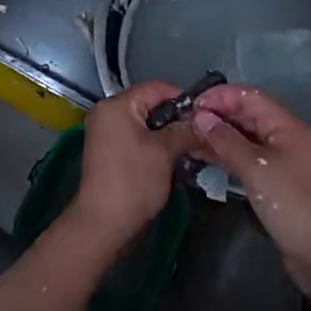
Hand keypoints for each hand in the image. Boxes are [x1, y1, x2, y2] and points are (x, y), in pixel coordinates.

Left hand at [66, 81, 193, 247]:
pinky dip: (154, 143)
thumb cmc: (134, 181)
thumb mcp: (164, 152)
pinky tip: (175, 157)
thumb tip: (204, 121)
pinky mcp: (108, 149)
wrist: (104, 221)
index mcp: (117, 105)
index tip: (206, 113)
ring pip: (144, 123)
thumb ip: (185, 131)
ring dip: (168, 133)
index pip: (155, 88)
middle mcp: (107, 112)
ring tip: (194, 146)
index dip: (183, 98)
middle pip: (149, 104)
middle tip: (203, 132)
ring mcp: (105, 131)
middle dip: (177, 118)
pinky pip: (136, 137)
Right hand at [190, 85, 310, 294]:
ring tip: (187, 144)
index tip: (188, 107)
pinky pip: (248, 163)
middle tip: (182, 126)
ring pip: (245, 141)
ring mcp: (284, 164)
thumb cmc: (296, 207)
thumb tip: (200, 116)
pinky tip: (205, 163)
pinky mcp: (279, 187)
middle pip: (247, 116)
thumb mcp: (257, 169)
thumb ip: (226, 141)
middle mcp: (286, 139)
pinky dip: (227, 159)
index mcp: (288, 127)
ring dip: (218, 139)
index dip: (218, 96)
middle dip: (215, 117)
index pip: (248, 96)